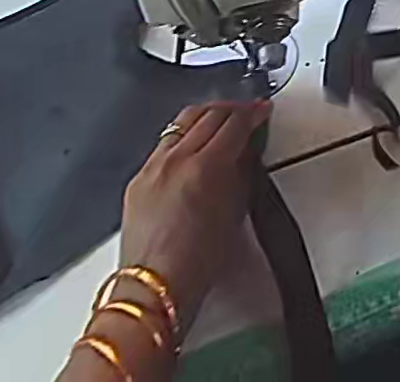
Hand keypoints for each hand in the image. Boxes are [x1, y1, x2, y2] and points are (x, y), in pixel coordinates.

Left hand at [117, 100, 269, 327]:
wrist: (154, 289)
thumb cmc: (197, 263)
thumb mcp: (235, 211)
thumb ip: (242, 171)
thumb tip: (246, 149)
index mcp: (205, 167)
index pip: (235, 124)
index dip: (253, 113)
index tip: (262, 111)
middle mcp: (176, 160)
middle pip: (210, 114)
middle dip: (234, 109)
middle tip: (247, 113)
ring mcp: (153, 166)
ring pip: (184, 120)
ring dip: (207, 115)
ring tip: (221, 119)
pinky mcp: (137, 178)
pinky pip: (165, 141)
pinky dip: (184, 134)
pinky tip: (193, 141)